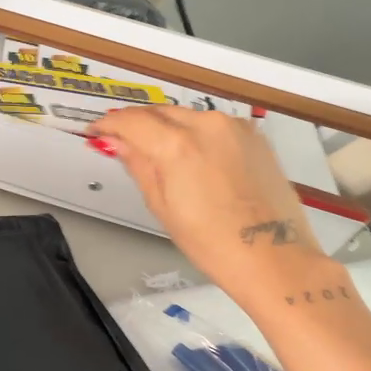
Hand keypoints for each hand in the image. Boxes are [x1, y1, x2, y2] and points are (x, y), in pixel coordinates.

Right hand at [89, 106, 337, 303]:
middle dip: (136, 123)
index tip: (95, 132)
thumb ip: (138, 165)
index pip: (131, 121)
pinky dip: (194, 132)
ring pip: (186, 115)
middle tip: (121, 141)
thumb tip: (116, 143)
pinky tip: (190, 155)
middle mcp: (207, 125)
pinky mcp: (255, 137)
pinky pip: (213, 125)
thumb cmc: (212, 242)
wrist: (275, 258)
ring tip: (156, 150)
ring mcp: (235, 128)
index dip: (108, 125)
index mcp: (177, 145)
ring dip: (166, 126)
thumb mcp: (161, 205)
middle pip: (159, 112)